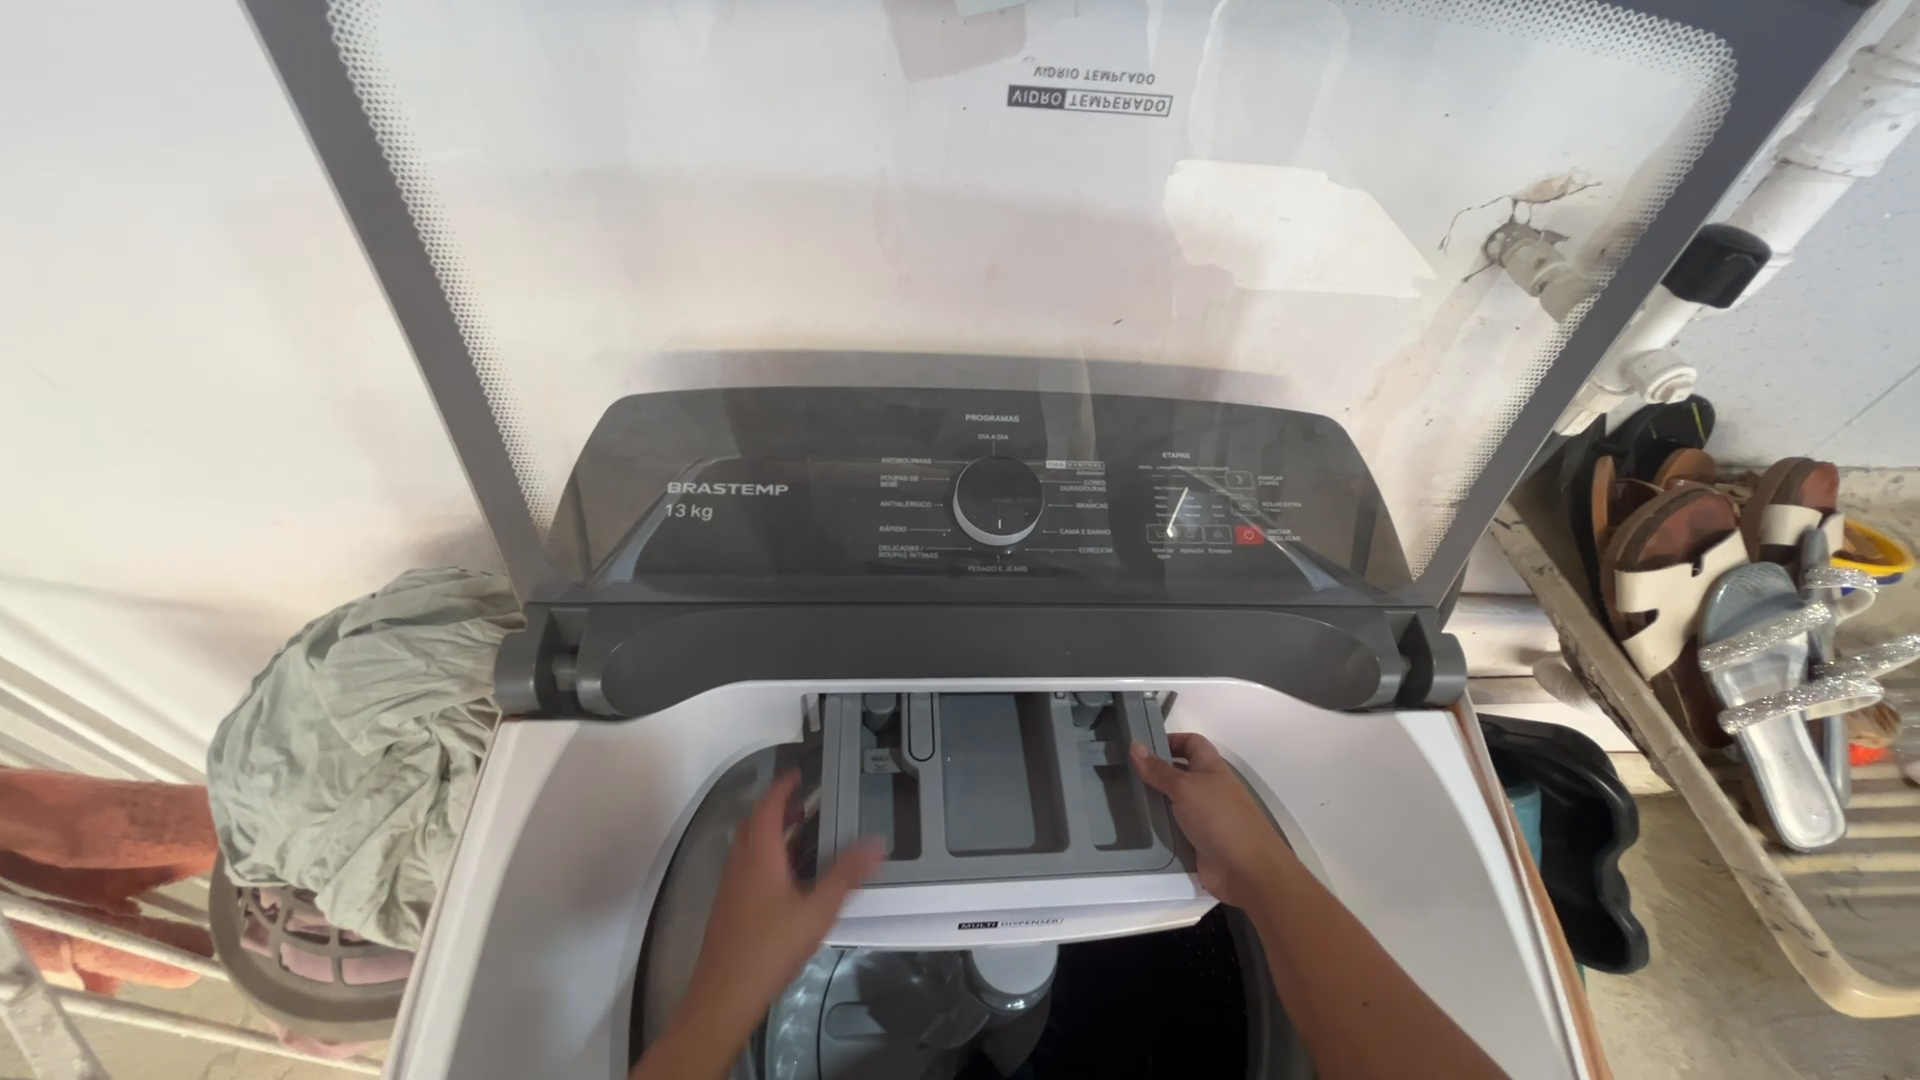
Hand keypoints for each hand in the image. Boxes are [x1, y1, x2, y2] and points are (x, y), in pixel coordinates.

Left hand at [680, 772, 883, 1035]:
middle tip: (801, 807)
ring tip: (798, 840)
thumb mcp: (818, 909)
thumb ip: (846, 874)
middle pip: (753, 825)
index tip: (797, 775)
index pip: (768, 808)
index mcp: (759, 856)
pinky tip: (783, 883)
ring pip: (747, 848)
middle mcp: (739, 866)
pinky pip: (744, 870)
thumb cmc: (770, 948)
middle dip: (776, 810)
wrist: (723, 997)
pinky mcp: (727, 911)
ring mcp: (729, 889)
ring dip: (769, 835)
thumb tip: (876, 843)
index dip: (782, 788)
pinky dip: (763, 859)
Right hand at [1131, 733, 1292, 907]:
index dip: (1170, 740)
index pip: (1190, 742)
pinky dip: (1157, 827)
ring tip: (1122, 797)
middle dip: (1154, 772)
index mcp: (1210, 766)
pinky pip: (1172, 828)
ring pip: (1172, 802)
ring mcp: (1202, 816)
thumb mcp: (1184, 787)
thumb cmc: (1219, 817)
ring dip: (1153, 801)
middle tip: (1122, 772)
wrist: (1246, 869)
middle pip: (1178, 772)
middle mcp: (1207, 788)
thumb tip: (1134, 745)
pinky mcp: (1196, 840)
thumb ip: (1158, 769)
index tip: (1142, 748)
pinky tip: (1136, 826)